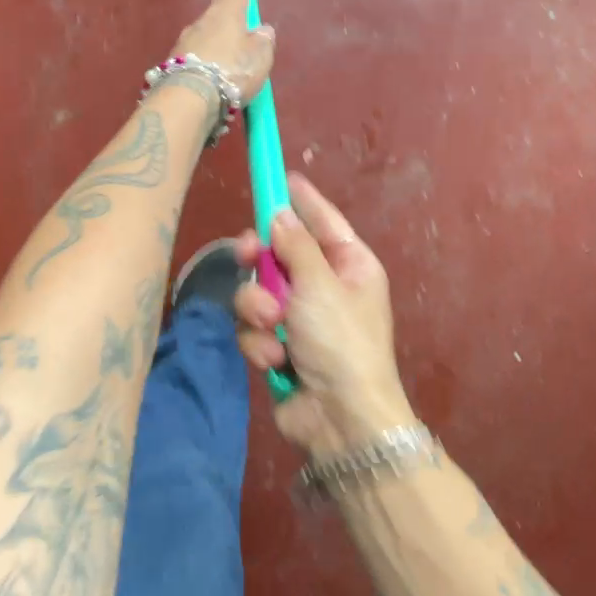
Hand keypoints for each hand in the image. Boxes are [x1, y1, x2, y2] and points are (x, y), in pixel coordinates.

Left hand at [171, 0, 275, 100]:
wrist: (190, 99)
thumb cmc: (233, 70)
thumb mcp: (260, 57)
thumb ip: (263, 41)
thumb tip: (262, 30)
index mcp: (226, 12)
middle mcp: (202, 21)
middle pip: (216, 15)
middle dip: (226, 21)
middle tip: (239, 32)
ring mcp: (184, 41)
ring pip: (203, 37)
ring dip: (214, 45)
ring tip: (227, 64)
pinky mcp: (173, 63)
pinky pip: (194, 58)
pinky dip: (203, 63)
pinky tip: (211, 79)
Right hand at [234, 175, 414, 457]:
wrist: (340, 419)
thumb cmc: (341, 342)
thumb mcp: (320, 284)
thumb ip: (295, 245)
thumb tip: (281, 213)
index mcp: (350, 266)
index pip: (323, 221)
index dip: (300, 200)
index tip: (279, 176)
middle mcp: (325, 288)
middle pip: (279, 255)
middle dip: (261, 261)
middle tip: (245, 254)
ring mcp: (300, 320)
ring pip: (258, 293)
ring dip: (259, 310)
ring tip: (273, 327)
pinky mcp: (278, 349)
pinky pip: (254, 329)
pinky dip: (261, 344)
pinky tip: (276, 360)